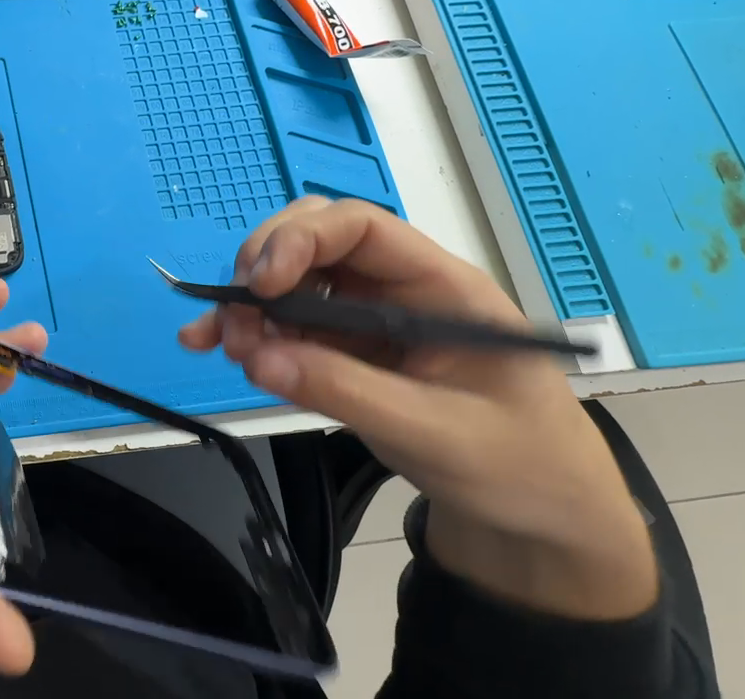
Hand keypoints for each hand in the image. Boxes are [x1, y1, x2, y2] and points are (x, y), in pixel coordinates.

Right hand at [179, 197, 656, 620]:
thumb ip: (347, 392)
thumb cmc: (517, 466)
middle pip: (314, 238)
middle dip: (263, 265)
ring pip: (289, 279)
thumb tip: (257, 359)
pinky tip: (206, 343)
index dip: (301, 239)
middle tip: (237, 314)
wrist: (538, 517)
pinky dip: (243, 329)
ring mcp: (364, 316)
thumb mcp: (438, 433)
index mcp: (439, 285)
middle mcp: (394, 287)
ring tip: (224, 346)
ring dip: (246, 304)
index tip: (260, 285)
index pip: (360, 227)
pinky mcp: (341, 347)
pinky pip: (282, 323)